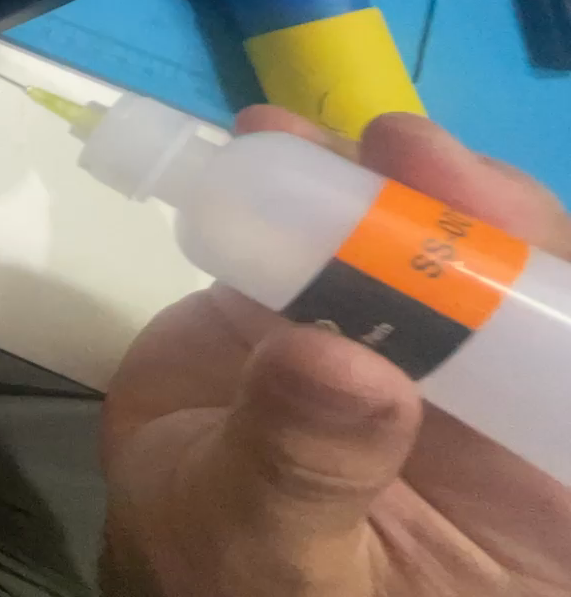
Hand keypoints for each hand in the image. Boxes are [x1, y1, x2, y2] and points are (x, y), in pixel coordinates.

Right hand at [101, 107, 570, 595]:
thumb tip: (341, 356)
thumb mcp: (276, 548)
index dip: (559, 296)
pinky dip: (293, 192)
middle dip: (479, 218)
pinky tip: (265, 148)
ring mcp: (391, 348)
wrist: (159, 542)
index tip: (496, 223)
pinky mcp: (306, 310)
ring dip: (381, 185)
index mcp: (544, 487)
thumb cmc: (236, 586)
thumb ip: (309, 466)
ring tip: (332, 138)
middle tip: (407, 152)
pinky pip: (313, 245)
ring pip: (413, 254)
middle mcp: (487, 403)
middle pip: (516, 299)